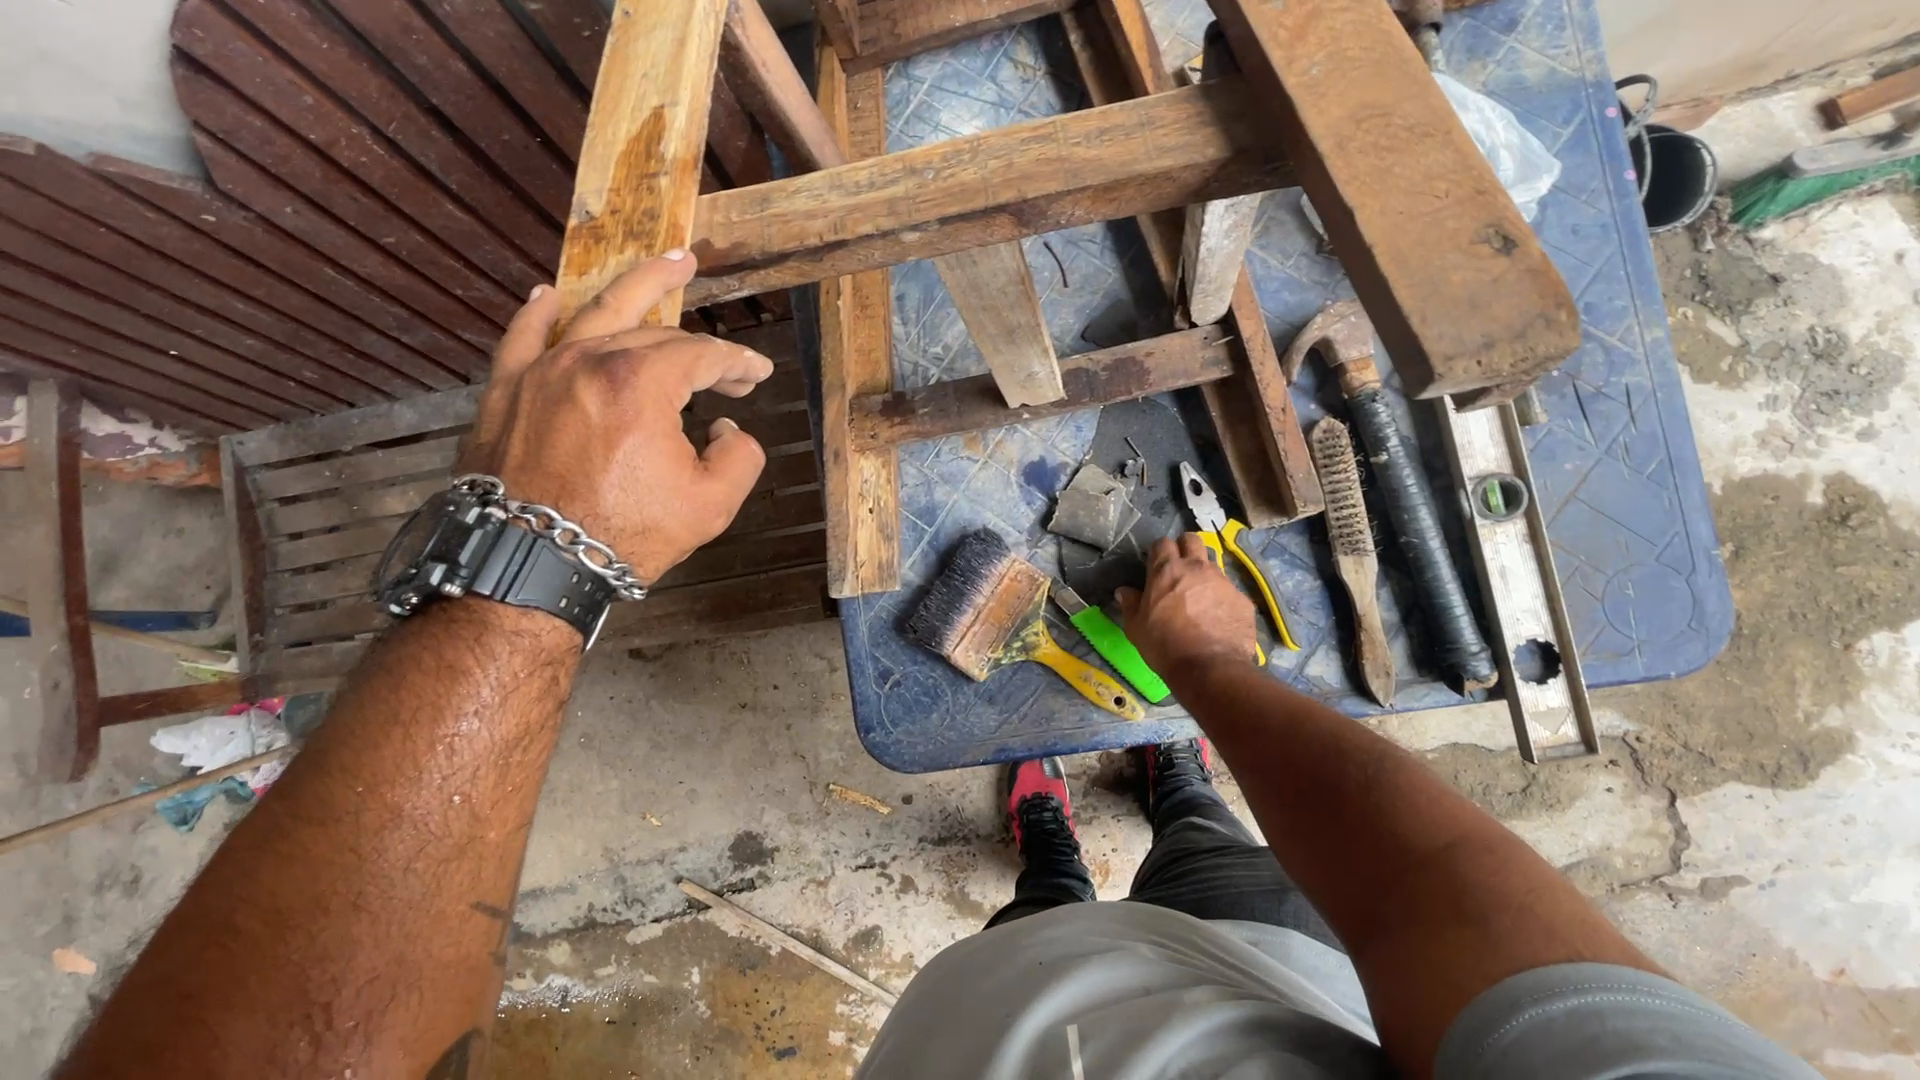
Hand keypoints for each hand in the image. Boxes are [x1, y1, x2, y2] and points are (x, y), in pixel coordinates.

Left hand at [458, 251, 774, 583]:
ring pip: (596, 316)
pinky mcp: (507, 392)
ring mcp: (542, 371)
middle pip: (658, 334)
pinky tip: (548, 296)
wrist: (532, 564)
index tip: (759, 373)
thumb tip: (726, 429)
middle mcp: (590, 360)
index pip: (703, 356)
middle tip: (731, 362)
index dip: (739, 362)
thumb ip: (740, 456)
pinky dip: (537, 315)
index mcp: (642, 383)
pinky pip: (522, 339)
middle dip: (703, 347)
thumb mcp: (712, 504)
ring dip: (636, 287)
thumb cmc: (627, 534)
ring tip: (667, 264)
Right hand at [1116, 535, 1258, 679]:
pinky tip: (1217, 619)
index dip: (1158, 552)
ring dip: (1204, 574)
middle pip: (1192, 540)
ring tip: (1199, 598)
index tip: (1155, 565)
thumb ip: (1130, 604)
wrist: (1209, 667)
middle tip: (1179, 568)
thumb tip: (1123, 591)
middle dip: (1185, 548)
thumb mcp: (1136, 628)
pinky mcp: (1242, 599)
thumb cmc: (1164, 645)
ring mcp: (1223, 581)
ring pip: (1212, 565)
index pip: (1162, 543)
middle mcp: (1196, 568)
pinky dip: (1222, 599)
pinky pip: (1230, 591)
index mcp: (1166, 571)